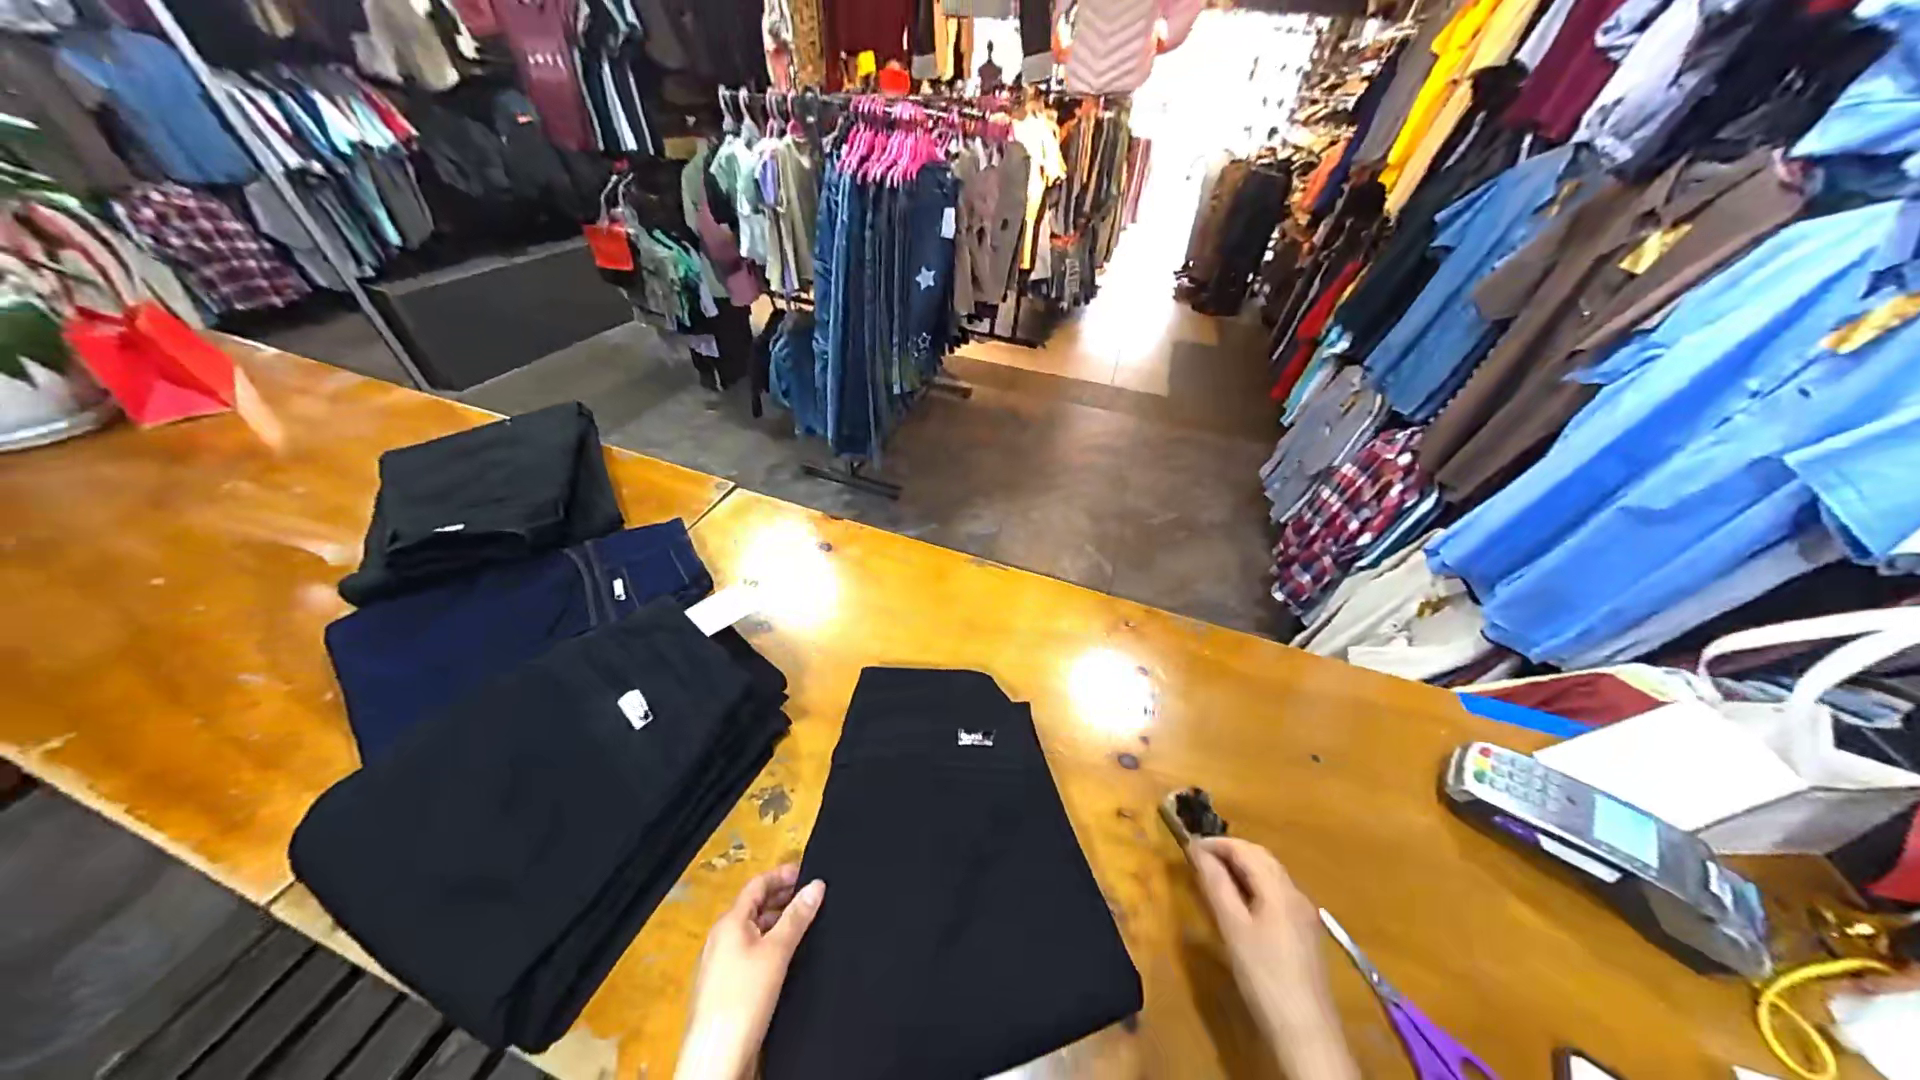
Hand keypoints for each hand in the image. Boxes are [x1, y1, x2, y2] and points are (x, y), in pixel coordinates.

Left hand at [674, 865, 825, 1079]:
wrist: (716, 1059)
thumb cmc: (743, 998)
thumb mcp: (777, 951)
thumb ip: (797, 916)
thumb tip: (816, 885)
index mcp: (729, 923)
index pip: (757, 885)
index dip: (782, 875)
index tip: (807, 872)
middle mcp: (720, 939)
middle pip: (754, 907)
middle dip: (782, 898)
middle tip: (811, 896)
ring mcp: (719, 964)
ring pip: (752, 931)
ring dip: (776, 922)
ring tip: (805, 924)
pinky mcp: (724, 988)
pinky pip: (749, 953)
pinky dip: (769, 945)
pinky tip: (786, 957)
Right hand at [1189, 837, 1358, 1079]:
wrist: (1305, 1031)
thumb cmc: (1262, 975)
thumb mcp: (1232, 927)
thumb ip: (1215, 884)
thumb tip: (1197, 850)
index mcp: (1279, 888)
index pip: (1245, 849)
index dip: (1215, 843)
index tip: (1188, 847)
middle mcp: (1296, 894)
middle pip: (1261, 858)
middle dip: (1229, 851)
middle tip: (1198, 859)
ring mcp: (1304, 914)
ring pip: (1270, 875)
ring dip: (1242, 868)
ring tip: (1213, 876)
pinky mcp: (1305, 933)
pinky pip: (1277, 894)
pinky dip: (1254, 886)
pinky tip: (1240, 902)